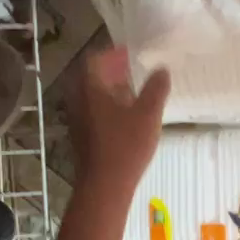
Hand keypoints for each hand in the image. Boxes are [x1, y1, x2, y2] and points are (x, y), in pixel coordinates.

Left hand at [69, 47, 169, 196]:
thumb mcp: (148, 114)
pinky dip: (109, 108)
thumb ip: (156, 89)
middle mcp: (78, 100)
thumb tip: (162, 69)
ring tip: (134, 94)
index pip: (95, 60)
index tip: (130, 53)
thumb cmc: (126, 147)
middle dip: (113, 72)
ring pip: (93, 97)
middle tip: (133, 70)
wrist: (104, 186)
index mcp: (90, 89)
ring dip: (112, 91)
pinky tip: (127, 119)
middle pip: (93, 78)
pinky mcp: (81, 137)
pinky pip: (94, 113)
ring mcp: (77, 120)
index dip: (113, 53)